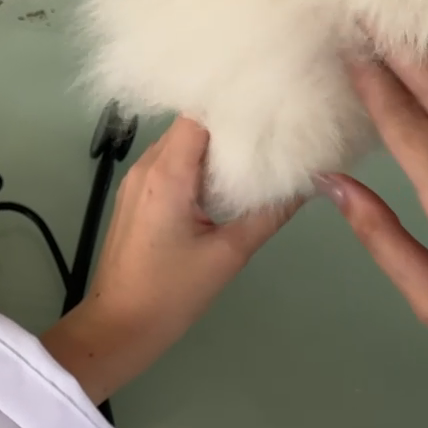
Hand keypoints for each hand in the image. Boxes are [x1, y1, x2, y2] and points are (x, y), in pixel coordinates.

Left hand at [42, 118, 296, 403]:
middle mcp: (145, 166)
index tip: (270, 102)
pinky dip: (197, 164)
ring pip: (179, 144)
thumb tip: (308, 181)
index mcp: (165, 173)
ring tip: (259, 148)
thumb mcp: (228, 253)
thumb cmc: (172, 292)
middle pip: (189, 125)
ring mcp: (136, 179)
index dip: (232, 104)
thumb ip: (267, 213)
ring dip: (214, 145)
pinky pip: (169, 164)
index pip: (197, 115)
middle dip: (230, 123)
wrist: (120, 324)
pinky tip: (227, 178)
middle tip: (275, 124)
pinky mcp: (136, 195)